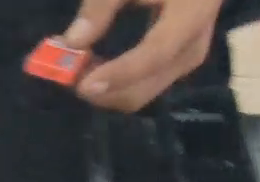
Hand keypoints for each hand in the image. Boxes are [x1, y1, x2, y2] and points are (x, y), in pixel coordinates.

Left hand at [62, 0, 227, 111]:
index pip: (155, 54)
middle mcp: (193, 44)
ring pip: (139, 94)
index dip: (119, 73)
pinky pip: (140, 86)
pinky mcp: (174, 64)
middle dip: (102, 91)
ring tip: (76, 68)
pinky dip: (113, 84)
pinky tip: (92, 66)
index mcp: (192, 13)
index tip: (83, 85)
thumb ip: (101, 5)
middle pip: (143, 88)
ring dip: (104, 90)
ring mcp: (185, 58)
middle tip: (66, 74)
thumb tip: (72, 42)